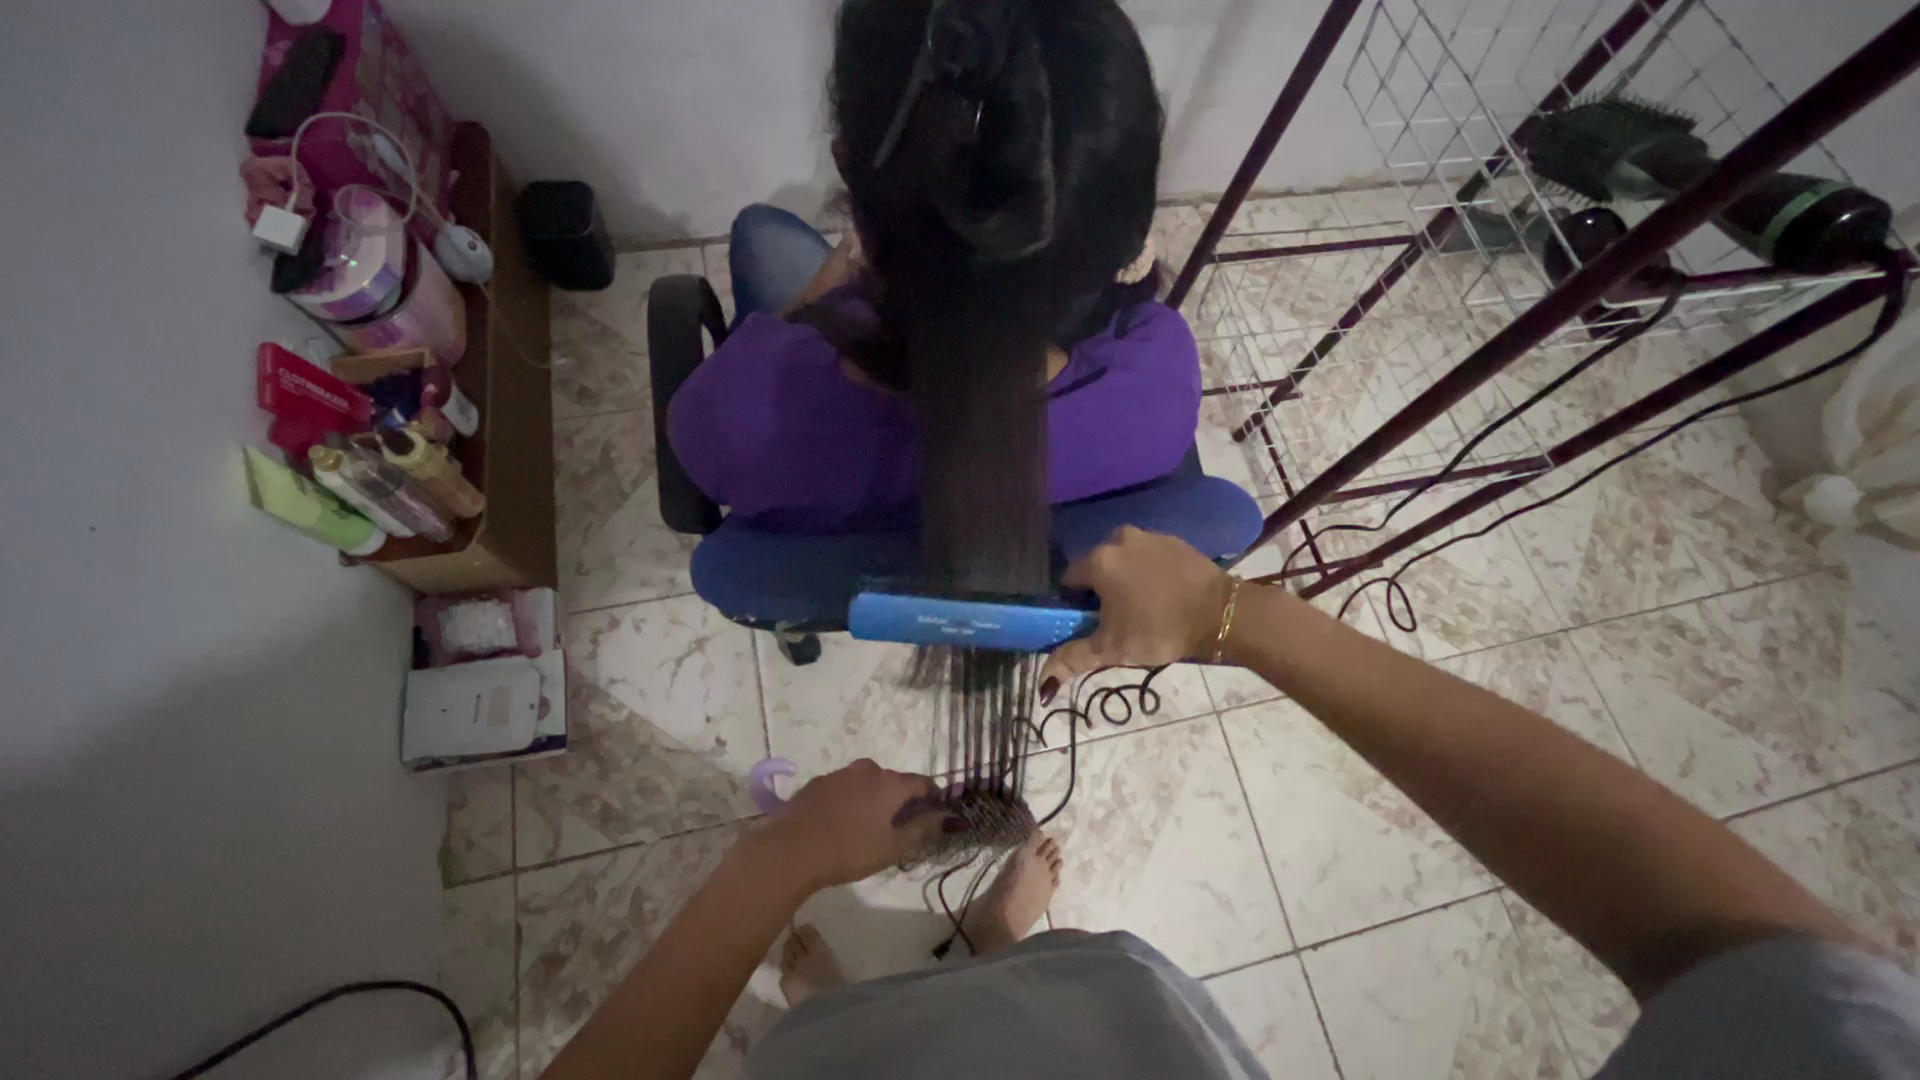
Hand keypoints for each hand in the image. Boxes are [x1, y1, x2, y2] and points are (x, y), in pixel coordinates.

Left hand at [745, 760, 941, 891]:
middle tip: (895, 827)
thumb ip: (921, 829)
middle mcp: (867, 770)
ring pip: (865, 783)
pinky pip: (842, 789)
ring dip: (871, 799)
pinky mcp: (816, 783)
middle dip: (898, 799)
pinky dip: (848, 801)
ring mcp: (839, 774)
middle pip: (892, 781)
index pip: (922, 782)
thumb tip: (944, 816)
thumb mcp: (892, 847)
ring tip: (864, 827)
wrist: (791, 850)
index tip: (932, 814)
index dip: (931, 797)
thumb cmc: (849, 851)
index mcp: (890, 783)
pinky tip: (838, 824)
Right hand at [1039, 526, 1234, 700]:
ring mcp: (1149, 536)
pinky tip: (1163, 595)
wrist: (1222, 614)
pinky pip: (1148, 557)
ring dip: (1125, 580)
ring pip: (1123, 561)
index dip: (1074, 605)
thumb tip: (1042, 685)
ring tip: (1143, 608)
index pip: (1068, 581)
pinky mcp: (1174, 540)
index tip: (1090, 624)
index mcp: (1098, 561)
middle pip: (1096, 568)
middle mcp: (1118, 539)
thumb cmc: (1160, 630)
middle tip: (1119, 620)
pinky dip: (1149, 572)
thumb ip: (1073, 659)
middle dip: (1101, 591)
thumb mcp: (1113, 649)